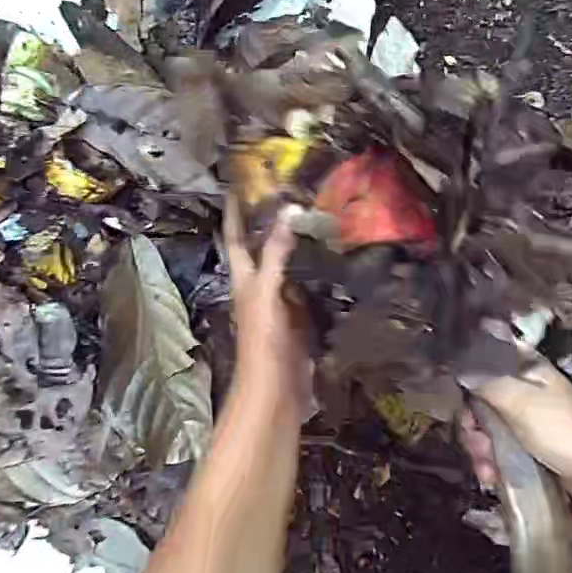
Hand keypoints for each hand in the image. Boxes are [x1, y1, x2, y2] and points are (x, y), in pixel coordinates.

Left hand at [222, 198, 310, 418]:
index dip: (235, 212)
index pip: (235, 236)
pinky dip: (320, 270)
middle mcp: (261, 285)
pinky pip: (311, 286)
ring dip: (301, 244)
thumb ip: (276, 253)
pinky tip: (336, 259)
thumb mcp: (266, 291)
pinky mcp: (302, 317)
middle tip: (294, 194)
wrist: (276, 388)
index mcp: (244, 277)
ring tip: (320, 218)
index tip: (241, 184)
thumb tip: (289, 210)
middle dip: (274, 223)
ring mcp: (282, 302)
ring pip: (290, 265)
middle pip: (264, 247)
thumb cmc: (262, 339)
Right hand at [459, 355, 571, 495]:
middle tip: (478, 447)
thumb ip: (486, 382)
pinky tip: (493, 478)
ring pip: (487, 427)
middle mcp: (524, 389)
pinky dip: (493, 462)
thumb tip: (458, 366)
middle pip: (480, 399)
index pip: (483, 362)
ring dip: (481, 450)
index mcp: (525, 369)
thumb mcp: (521, 401)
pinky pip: (500, 447)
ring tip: (487, 472)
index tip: (462, 406)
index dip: (467, 382)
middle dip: (473, 427)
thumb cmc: (564, 432)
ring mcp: (528, 418)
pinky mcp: (531, 445)